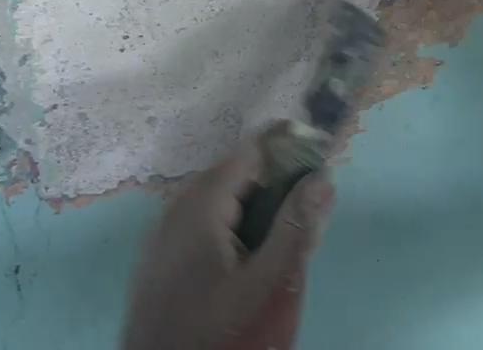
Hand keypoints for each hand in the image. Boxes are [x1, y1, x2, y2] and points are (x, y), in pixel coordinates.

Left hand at [121, 129, 334, 349]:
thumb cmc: (220, 336)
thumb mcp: (269, 287)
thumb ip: (296, 229)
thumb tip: (322, 178)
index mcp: (201, 202)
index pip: (253, 152)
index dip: (289, 153)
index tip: (321, 162)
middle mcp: (177, 206)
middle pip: (236, 177)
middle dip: (275, 186)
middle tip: (308, 213)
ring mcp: (164, 233)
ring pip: (220, 203)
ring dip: (254, 211)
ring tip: (282, 241)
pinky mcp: (160, 260)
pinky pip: (202, 226)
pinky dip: (231, 230)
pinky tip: (248, 261)